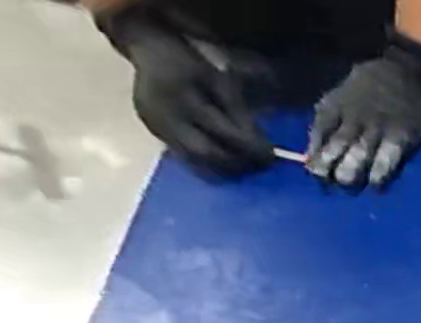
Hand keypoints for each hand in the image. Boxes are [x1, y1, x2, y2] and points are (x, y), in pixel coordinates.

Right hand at [104, 10, 273, 176]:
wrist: (148, 54)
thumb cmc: (191, 67)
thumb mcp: (219, 81)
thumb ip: (239, 114)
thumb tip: (262, 149)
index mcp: (183, 95)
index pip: (222, 131)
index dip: (250, 148)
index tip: (271, 158)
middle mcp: (166, 115)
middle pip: (208, 153)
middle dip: (239, 164)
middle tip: (260, 166)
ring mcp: (157, 128)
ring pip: (198, 163)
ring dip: (226, 169)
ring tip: (246, 167)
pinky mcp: (156, 136)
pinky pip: (188, 161)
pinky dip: (210, 166)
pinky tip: (225, 165)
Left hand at [304, 31, 420, 187]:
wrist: (413, 70)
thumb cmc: (378, 83)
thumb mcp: (349, 89)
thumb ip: (336, 114)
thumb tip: (320, 145)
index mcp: (339, 102)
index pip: (320, 128)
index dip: (315, 150)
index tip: (313, 169)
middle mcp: (355, 115)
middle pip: (337, 144)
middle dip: (329, 163)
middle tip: (327, 179)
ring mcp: (378, 127)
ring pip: (358, 153)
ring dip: (350, 170)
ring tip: (346, 182)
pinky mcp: (400, 136)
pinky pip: (387, 159)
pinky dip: (379, 173)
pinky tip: (376, 184)